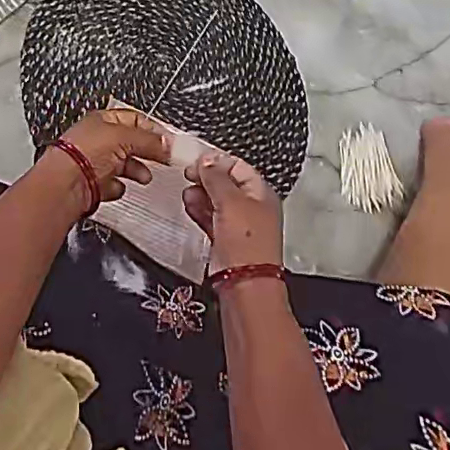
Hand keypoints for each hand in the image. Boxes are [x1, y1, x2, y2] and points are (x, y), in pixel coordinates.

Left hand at [51, 108, 170, 206]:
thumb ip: (149, 140)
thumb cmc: (82, 154)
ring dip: (136, 170)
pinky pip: (111, 185)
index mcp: (102, 120)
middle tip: (162, 158)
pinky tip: (120, 187)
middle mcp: (96, 140)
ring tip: (145, 176)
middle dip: (146, 152)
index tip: (168, 141)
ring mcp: (93, 162)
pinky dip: (118, 187)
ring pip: (122, 165)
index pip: (134, 120)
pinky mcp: (91, 185)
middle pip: (130, 143)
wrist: (62, 186)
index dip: (153, 129)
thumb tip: (166, 143)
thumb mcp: (124, 137)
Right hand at [183, 151, 283, 270]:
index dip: (217, 161)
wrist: (245, 287)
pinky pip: (210, 218)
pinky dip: (199, 210)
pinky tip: (189, 205)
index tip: (197, 161)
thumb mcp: (231, 201)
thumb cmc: (247, 244)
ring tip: (187, 191)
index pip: (238, 166)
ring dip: (200, 193)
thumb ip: (216, 178)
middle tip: (189, 175)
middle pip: (226, 183)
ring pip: (216, 201)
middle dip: (206, 177)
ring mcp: (238, 225)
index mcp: (261, 193)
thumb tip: (207, 162)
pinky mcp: (225, 241)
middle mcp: (252, 207)